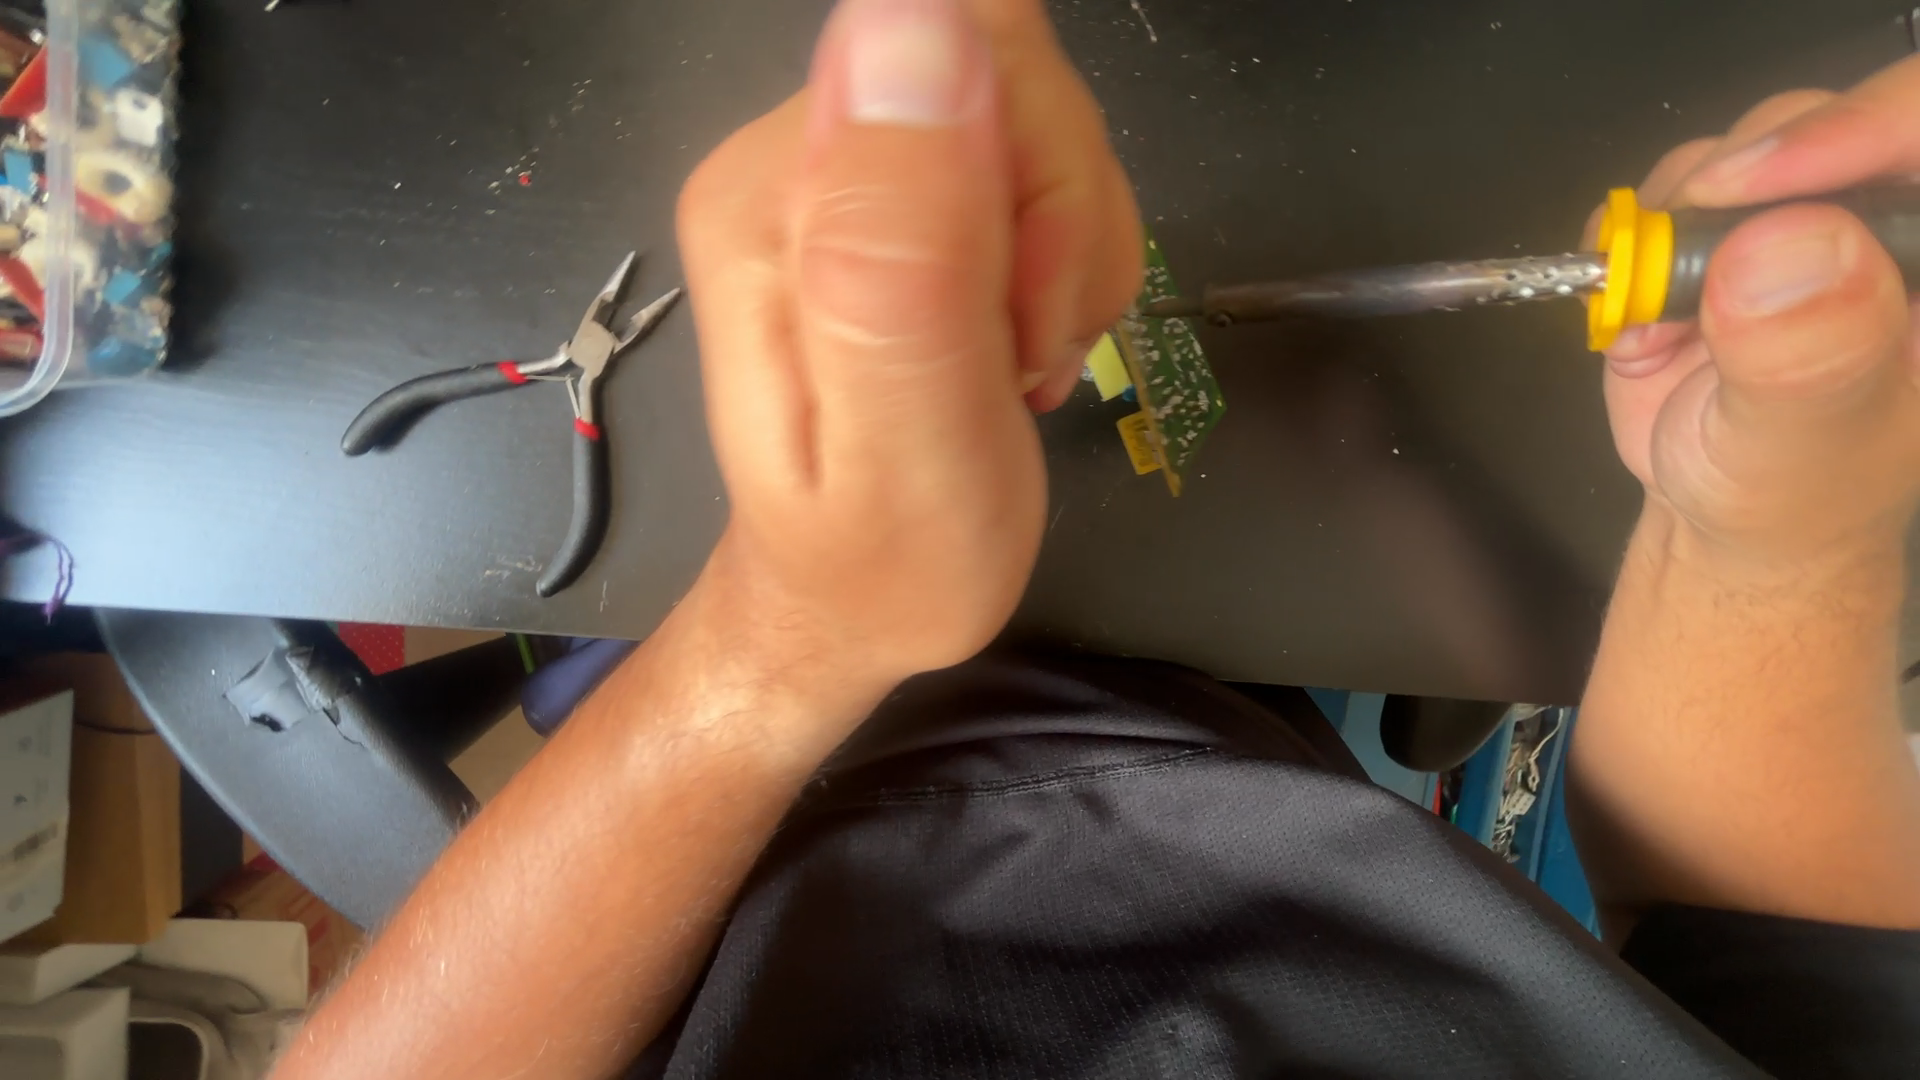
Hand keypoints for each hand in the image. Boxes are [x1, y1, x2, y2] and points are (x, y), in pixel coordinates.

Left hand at [676, 0, 1139, 688]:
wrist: (860, 603)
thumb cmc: (885, 565)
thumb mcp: (904, 445)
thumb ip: (905, 258)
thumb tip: (916, 22)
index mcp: (778, 208)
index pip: (965, 53)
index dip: (1040, 182)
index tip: (1020, 316)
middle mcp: (798, 167)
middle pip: (1009, 79)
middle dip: (1061, 229)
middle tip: (1021, 357)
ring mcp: (858, 187)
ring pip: (1038, 131)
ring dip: (1068, 258)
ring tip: (1016, 370)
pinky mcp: (910, 219)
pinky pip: (1038, 184)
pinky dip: (1063, 271)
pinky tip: (1019, 352)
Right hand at [1598, 60, 1919, 568]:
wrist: (1720, 504)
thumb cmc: (1786, 485)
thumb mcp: (1801, 439)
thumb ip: (1806, 353)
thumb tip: (1778, 245)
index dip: (1863, 124)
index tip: (1748, 182)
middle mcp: (1891, 222)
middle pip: (1832, 121)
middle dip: (1743, 171)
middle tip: (1678, 246)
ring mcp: (1801, 228)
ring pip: (1746, 147)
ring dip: (1673, 212)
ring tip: (1647, 294)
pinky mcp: (1718, 246)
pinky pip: (1673, 196)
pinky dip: (1627, 238)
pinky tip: (1625, 296)